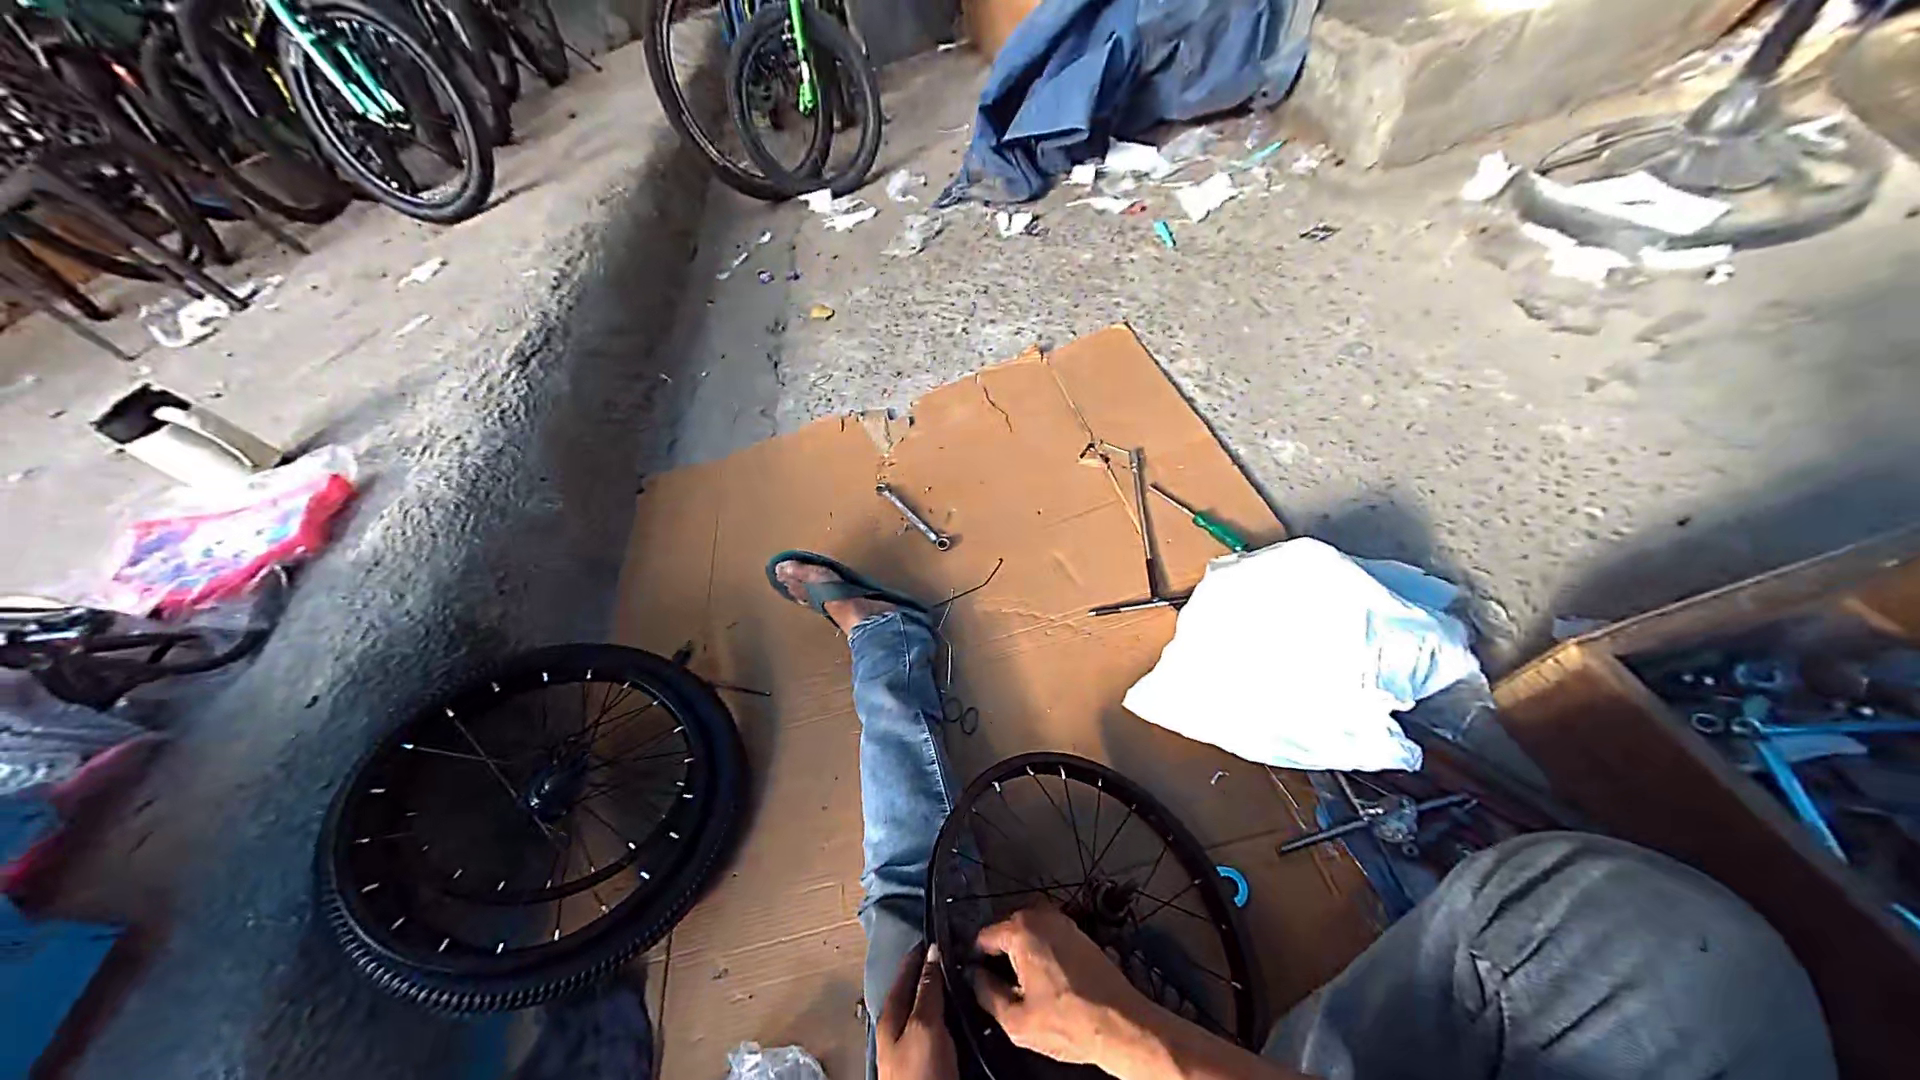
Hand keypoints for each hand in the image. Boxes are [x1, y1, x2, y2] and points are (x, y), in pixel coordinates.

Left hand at [876, 943, 958, 1079]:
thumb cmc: (920, 1074)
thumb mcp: (924, 1028)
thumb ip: (928, 990)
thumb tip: (932, 949)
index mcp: (890, 1015)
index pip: (907, 969)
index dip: (924, 950)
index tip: (946, 932)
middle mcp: (899, 1027)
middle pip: (919, 988)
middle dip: (938, 969)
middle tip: (963, 952)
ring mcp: (913, 1045)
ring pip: (932, 1007)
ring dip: (947, 992)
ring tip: (970, 975)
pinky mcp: (930, 1060)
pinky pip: (943, 1026)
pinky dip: (954, 1014)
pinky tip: (968, 1009)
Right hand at [969, 906, 1155, 1068]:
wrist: (1121, 1023)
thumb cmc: (1067, 1021)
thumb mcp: (1017, 1021)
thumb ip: (987, 995)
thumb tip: (976, 977)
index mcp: (1021, 931)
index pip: (985, 936)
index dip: (977, 958)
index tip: (978, 977)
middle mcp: (1041, 915)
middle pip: (1007, 929)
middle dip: (1002, 953)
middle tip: (1004, 985)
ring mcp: (1063, 921)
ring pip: (1029, 931)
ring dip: (1023, 950)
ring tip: (1026, 983)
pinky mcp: (1079, 932)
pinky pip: (1049, 934)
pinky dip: (1043, 950)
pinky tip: (1049, 979)